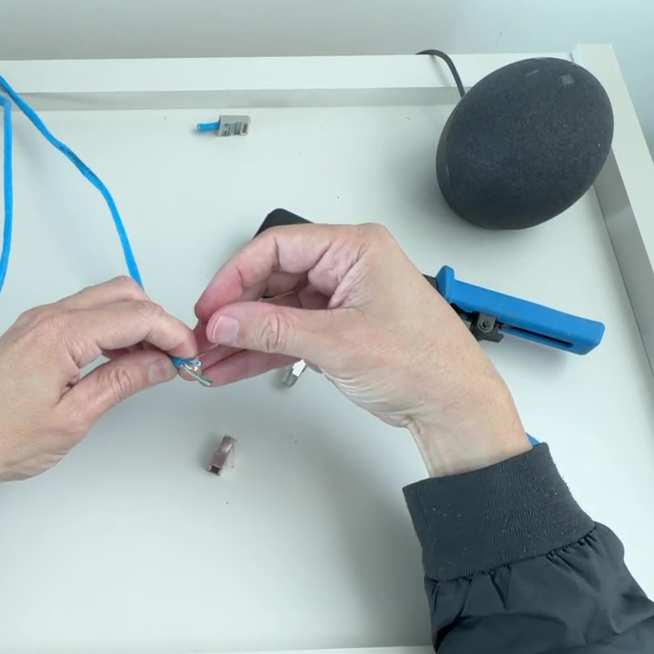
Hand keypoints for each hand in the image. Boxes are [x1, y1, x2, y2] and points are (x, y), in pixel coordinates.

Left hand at [0, 277, 192, 513]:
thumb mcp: (74, 417)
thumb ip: (122, 382)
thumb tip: (159, 364)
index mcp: (61, 334)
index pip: (135, 315)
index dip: (171, 333)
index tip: (189, 357)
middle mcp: (46, 318)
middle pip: (121, 295)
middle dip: (156, 320)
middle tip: (174, 358)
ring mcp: (34, 324)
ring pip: (100, 302)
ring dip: (132, 323)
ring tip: (150, 363)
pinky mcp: (28, 337)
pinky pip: (79, 317)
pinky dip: (107, 329)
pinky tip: (117, 360)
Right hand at [191, 223, 531, 476]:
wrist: (449, 404)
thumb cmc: (423, 362)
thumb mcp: (337, 342)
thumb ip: (273, 329)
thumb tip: (225, 322)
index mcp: (354, 249)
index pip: (276, 249)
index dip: (235, 277)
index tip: (210, 307)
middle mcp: (343, 269)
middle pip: (269, 281)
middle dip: (233, 313)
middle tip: (204, 338)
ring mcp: (336, 301)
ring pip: (272, 313)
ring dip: (239, 338)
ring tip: (209, 360)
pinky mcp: (332, 331)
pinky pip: (284, 336)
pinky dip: (257, 353)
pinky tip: (230, 367)